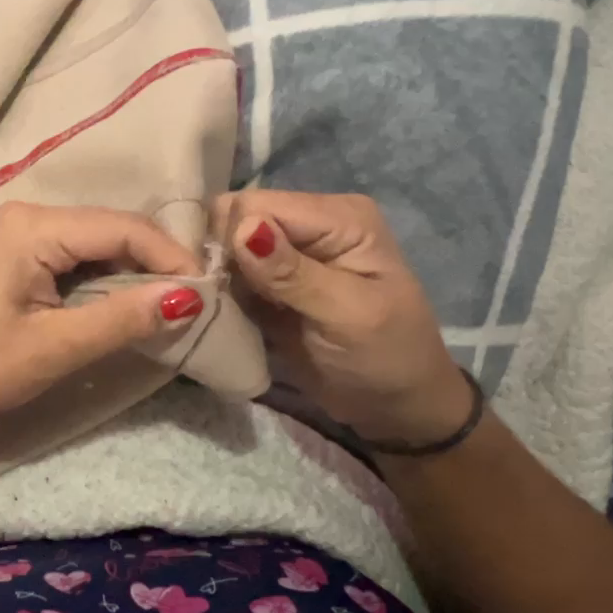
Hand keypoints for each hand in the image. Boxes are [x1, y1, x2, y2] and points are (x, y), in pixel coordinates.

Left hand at [0, 202, 205, 477]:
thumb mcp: (54, 348)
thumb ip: (121, 317)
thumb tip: (190, 296)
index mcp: (32, 227)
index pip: (122, 227)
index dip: (171, 256)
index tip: (208, 293)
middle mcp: (27, 215)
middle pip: (112, 228)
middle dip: (156, 262)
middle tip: (196, 301)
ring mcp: (20, 231)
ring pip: (98, 241)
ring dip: (134, 270)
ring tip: (171, 304)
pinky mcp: (18, 253)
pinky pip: (77, 254)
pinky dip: (106, 277)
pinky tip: (127, 301)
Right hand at [217, 190, 472, 447]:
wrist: (394, 407)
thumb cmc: (385, 358)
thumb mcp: (347, 316)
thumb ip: (293, 274)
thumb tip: (243, 229)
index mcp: (338, 217)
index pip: (257, 205)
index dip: (233, 239)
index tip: (229, 285)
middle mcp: (309, 223)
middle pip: (234, 218)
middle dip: (221, 256)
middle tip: (226, 300)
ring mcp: (288, 252)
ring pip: (225, 245)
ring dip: (218, 277)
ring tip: (225, 309)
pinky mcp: (270, 281)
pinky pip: (229, 272)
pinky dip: (222, 292)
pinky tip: (227, 313)